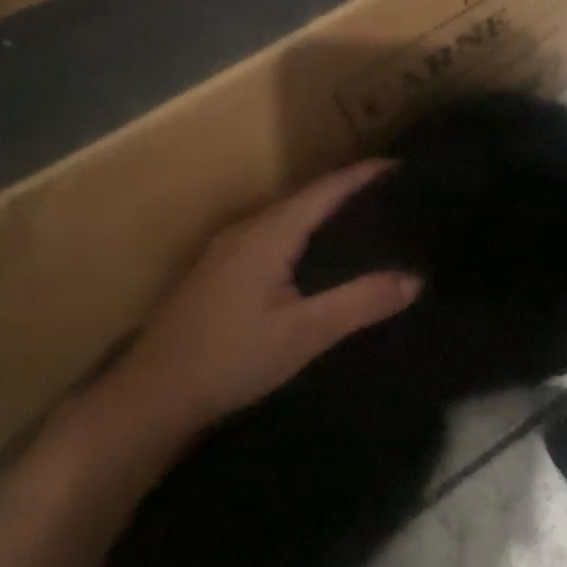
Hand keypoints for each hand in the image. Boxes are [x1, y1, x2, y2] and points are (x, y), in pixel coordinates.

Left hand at [101, 160, 420, 436]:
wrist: (151, 398)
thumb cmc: (230, 359)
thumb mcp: (305, 333)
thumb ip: (361, 302)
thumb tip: (416, 278)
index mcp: (267, 235)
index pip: (324, 190)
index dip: (363, 175)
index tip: (403, 168)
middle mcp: (245, 231)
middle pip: (305, 198)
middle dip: (350, 191)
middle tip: (396, 197)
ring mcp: (226, 251)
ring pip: (287, 217)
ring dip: (326, 212)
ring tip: (369, 220)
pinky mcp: (218, 273)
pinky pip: (274, 235)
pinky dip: (305, 232)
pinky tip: (321, 255)